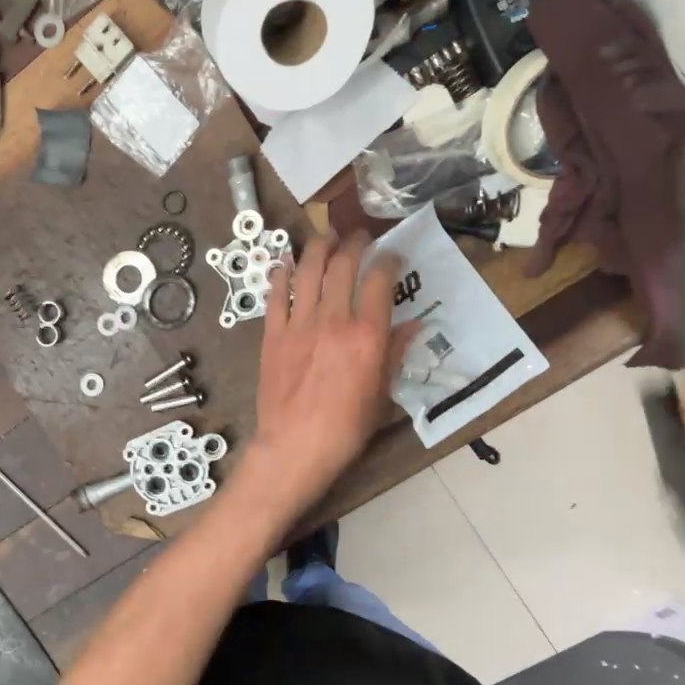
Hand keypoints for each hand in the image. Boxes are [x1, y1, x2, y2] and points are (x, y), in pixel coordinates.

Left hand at [243, 229, 420, 511]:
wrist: (295, 447)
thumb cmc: (346, 428)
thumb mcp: (382, 393)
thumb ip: (395, 353)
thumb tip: (413, 326)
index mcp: (367, 334)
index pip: (380, 279)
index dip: (388, 259)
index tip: (391, 255)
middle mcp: (333, 320)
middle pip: (342, 266)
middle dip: (353, 244)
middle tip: (358, 237)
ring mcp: (298, 326)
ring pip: (307, 272)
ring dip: (317, 248)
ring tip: (325, 238)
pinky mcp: (272, 337)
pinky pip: (275, 297)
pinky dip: (280, 275)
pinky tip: (284, 263)